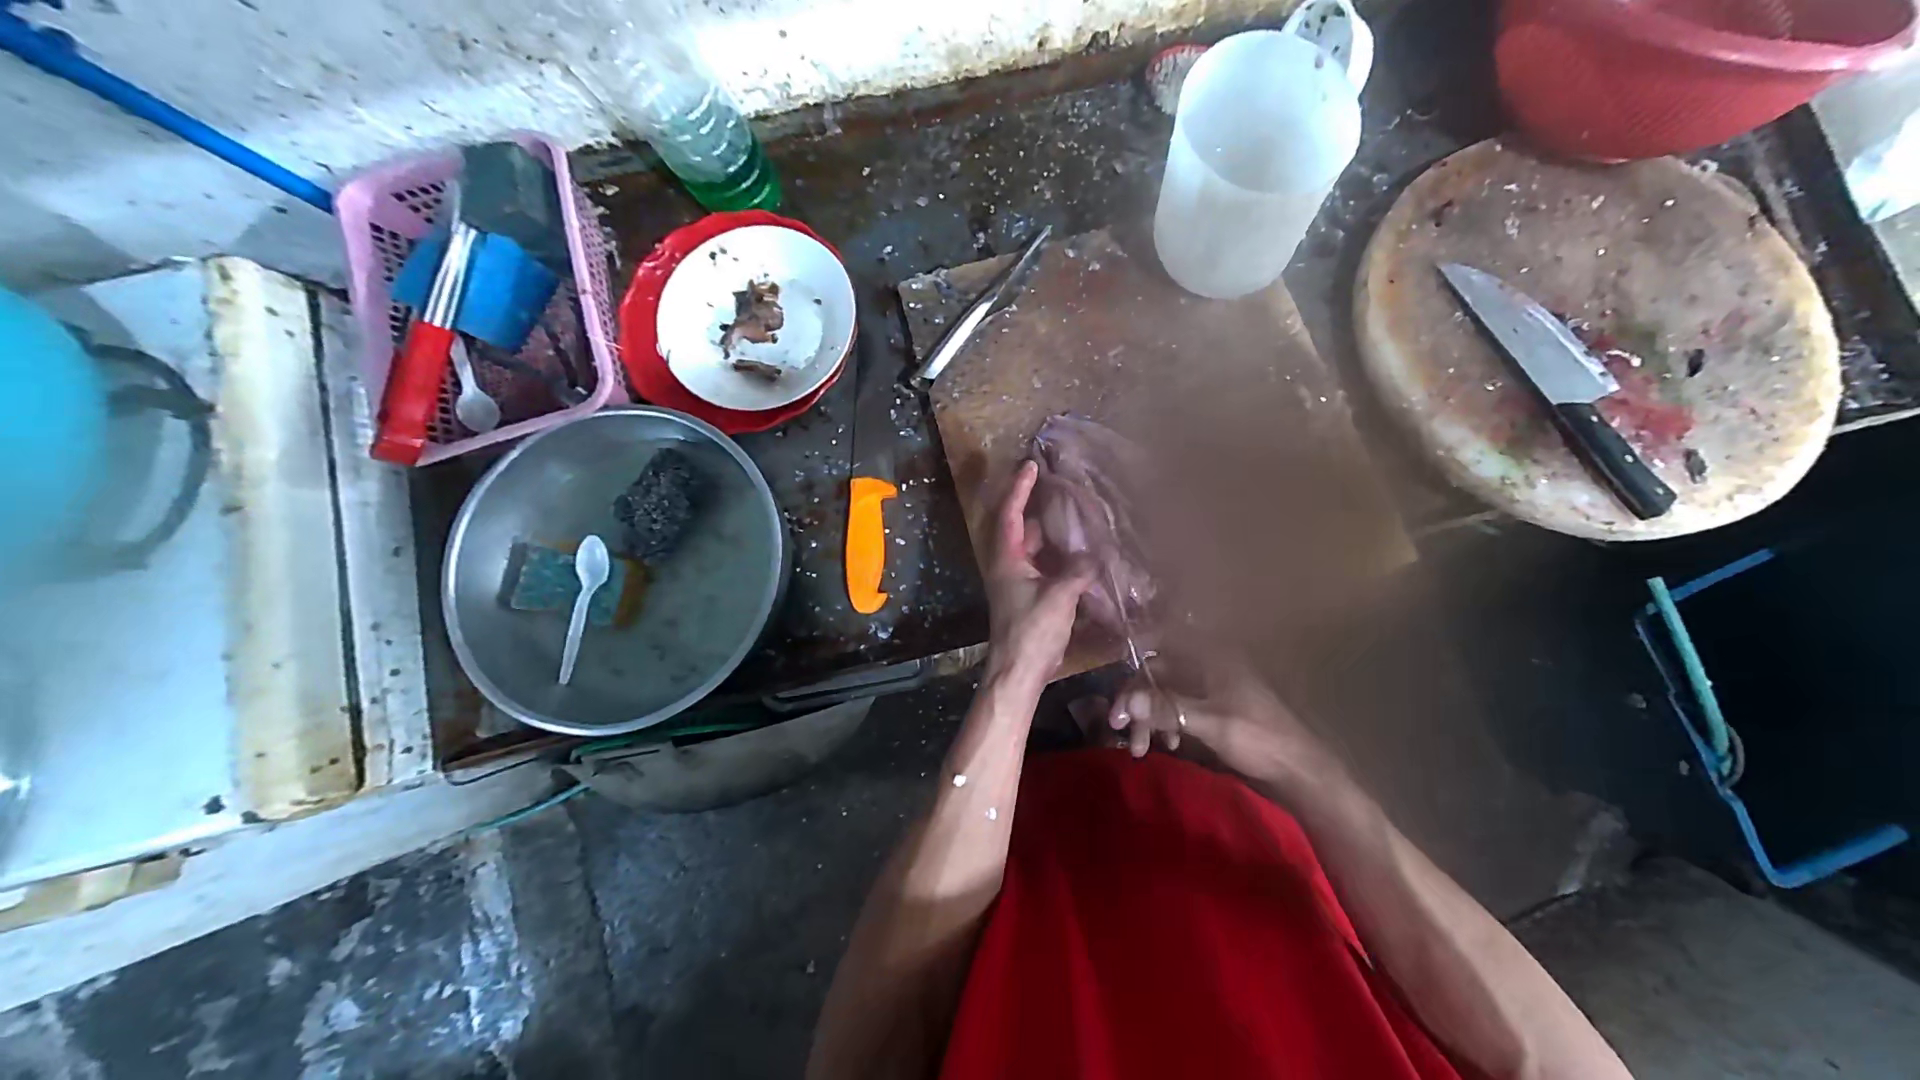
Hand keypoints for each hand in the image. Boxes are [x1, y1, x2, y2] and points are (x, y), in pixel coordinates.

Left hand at [985, 460, 1096, 687]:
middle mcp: (1009, 566)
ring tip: (1077, 518)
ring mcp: (1018, 583)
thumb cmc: (1032, 630)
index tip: (1031, 466)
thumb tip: (1094, 555)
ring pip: (1036, 550)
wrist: (1019, 671)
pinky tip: (1082, 556)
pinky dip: (1061, 559)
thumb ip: (1078, 570)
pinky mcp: (1031, 598)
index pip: (1010, 514)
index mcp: (1006, 559)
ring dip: (1053, 536)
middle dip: (1039, 509)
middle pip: (1023, 529)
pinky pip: (1046, 569)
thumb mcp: (1059, 596)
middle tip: (1061, 490)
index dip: (1020, 489)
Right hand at [1107, 653, 1342, 799]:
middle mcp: (1206, 664)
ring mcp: (1209, 687)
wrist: (1298, 771)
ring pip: (1164, 692)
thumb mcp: (1211, 723)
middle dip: (1137, 699)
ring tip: (1140, 748)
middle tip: (1120, 727)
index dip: (1136, 648)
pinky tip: (1166, 745)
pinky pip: (1176, 708)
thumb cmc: (1259, 739)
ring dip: (1148, 717)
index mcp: (1211, 655)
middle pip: (1157, 671)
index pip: (1163, 636)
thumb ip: (1169, 709)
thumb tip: (1126, 700)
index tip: (1113, 669)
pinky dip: (1164, 724)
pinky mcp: (1211, 709)